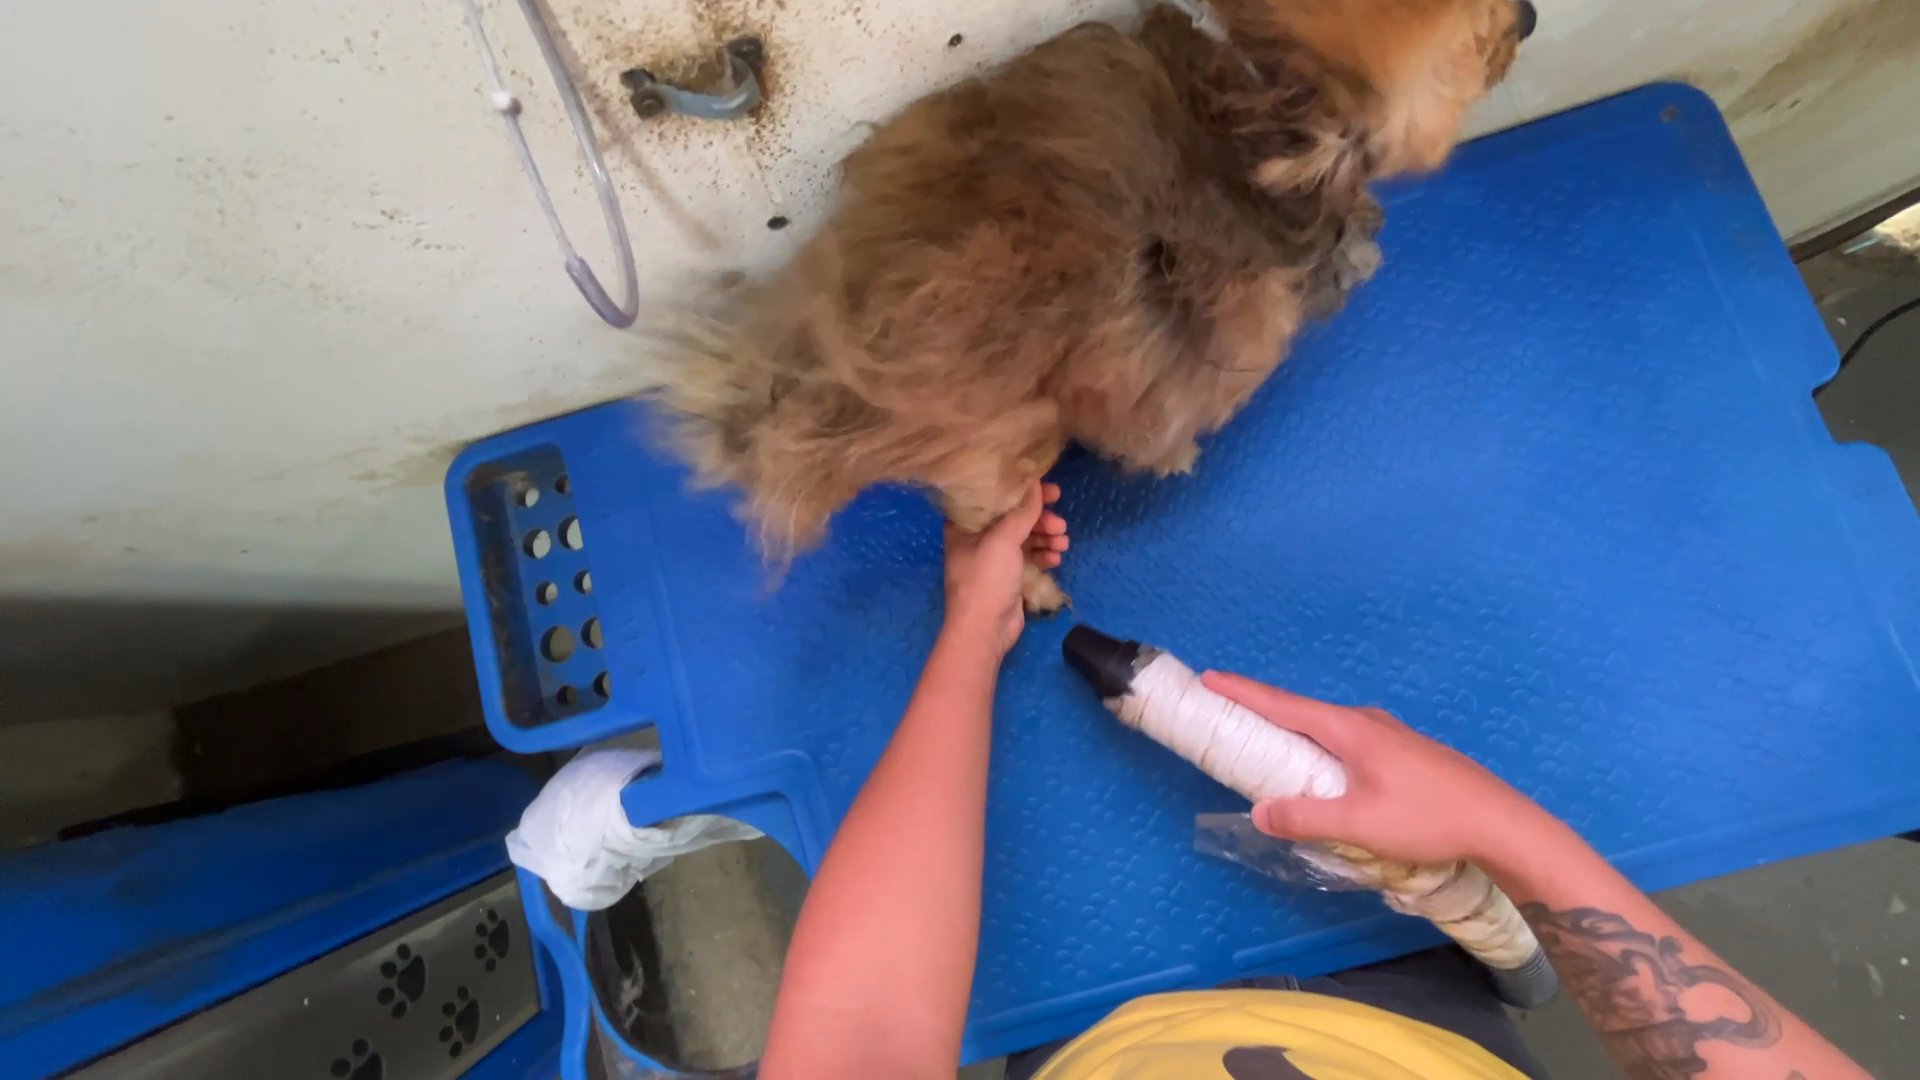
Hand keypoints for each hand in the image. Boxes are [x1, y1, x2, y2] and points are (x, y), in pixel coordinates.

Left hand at [943, 482, 1067, 655]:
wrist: (984, 630)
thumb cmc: (985, 580)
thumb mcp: (1003, 540)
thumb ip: (1022, 511)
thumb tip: (1034, 480)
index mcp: (964, 525)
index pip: (994, 497)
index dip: (1019, 490)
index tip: (1046, 488)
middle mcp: (977, 538)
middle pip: (1013, 517)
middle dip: (1039, 518)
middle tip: (1059, 522)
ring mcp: (994, 558)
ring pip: (1025, 537)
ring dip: (1046, 536)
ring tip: (1062, 542)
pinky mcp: (1009, 575)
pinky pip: (1030, 556)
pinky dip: (1043, 554)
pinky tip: (1056, 557)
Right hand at [1201, 672, 1553, 865]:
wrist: (1506, 826)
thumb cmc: (1430, 819)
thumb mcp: (1361, 825)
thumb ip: (1305, 818)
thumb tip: (1258, 813)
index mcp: (1348, 729)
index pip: (1282, 703)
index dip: (1243, 690)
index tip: (1210, 677)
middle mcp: (1365, 721)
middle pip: (1302, 710)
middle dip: (1262, 708)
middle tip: (1230, 713)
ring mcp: (1389, 733)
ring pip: (1328, 725)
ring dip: (1294, 728)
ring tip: (1272, 743)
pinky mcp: (1405, 750)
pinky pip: (1348, 737)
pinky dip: (1321, 742)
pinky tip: (1328, 767)